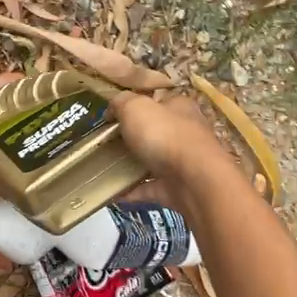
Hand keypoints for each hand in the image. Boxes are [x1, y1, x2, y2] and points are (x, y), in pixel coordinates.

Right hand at [112, 91, 232, 181]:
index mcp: (179, 108)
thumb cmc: (164, 136)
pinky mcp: (175, 186)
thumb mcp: (136, 107)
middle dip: (130, 139)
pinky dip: (130, 190)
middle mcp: (184, 132)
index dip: (134, 108)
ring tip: (103, 170)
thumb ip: (122, 102)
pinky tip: (112, 194)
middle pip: (154, 132)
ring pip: (151, 161)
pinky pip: (147, 187)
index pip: (157, 102)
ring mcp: (181, 161)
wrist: (193, 179)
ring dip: (130, 166)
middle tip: (103, 145)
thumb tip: (113, 105)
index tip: (110, 119)